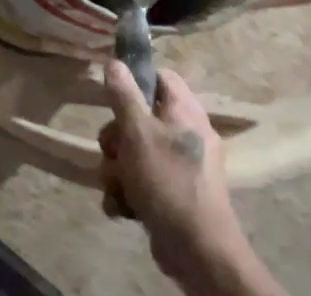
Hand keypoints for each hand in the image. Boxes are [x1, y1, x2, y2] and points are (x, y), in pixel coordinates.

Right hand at [99, 62, 282, 295]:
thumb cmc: (167, 181)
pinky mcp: (173, 193)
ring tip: (119, 188)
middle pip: (139, 118)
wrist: (197, 249)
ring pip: (134, 153)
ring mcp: (181, 166)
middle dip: (117, 139)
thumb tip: (115, 61)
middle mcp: (186, 134)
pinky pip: (141, 181)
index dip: (135, 81)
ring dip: (118, 171)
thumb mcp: (138, 132)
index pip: (160, 76)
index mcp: (185, 111)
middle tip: (113, 153)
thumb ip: (124, 95)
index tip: (113, 98)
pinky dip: (128, 193)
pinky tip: (124, 208)